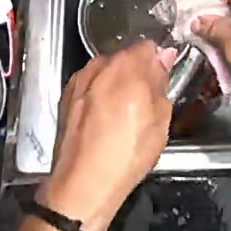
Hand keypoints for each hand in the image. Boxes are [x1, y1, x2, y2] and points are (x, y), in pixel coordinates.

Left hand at [37, 41, 176, 230]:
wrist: (82, 183)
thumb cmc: (126, 155)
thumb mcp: (160, 123)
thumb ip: (162, 83)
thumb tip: (164, 59)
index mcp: (129, 66)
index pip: (149, 48)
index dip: (158, 63)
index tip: (162, 81)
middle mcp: (102, 64)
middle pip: (127, 57)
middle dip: (137, 73)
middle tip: (144, 103)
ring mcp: (82, 77)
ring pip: (107, 70)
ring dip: (116, 83)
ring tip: (121, 115)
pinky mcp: (67, 93)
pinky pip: (91, 83)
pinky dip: (98, 93)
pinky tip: (102, 120)